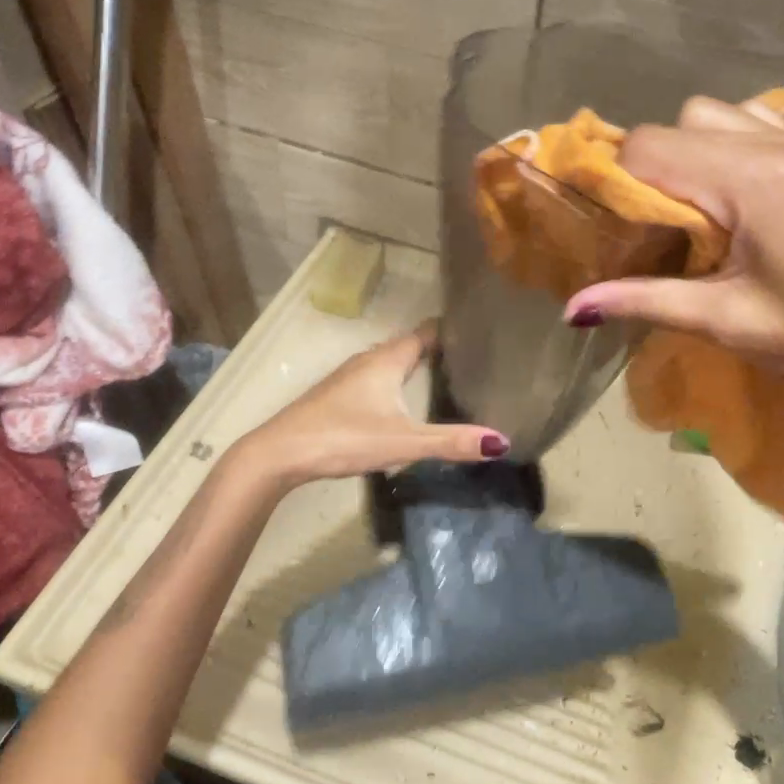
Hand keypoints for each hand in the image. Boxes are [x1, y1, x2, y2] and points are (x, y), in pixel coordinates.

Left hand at [236, 322, 507, 488]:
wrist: (281, 453)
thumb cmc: (344, 437)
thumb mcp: (404, 442)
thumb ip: (450, 442)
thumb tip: (501, 442)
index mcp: (387, 360)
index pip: (426, 333)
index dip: (452, 330)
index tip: (482, 331)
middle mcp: (368, 361)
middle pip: (409, 348)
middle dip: (439, 351)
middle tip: (474, 360)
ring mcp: (349, 379)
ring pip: (391, 365)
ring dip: (415, 369)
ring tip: (447, 380)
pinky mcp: (337, 398)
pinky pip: (376, 382)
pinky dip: (397, 385)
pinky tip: (403, 405)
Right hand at [561, 97, 783, 412]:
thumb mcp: (725, 322)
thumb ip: (646, 301)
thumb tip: (571, 309)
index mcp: (752, 181)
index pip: (650, 147)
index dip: (616, 183)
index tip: (611, 228)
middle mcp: (776, 144)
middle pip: (676, 124)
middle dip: (648, 171)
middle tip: (654, 231)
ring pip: (711, 115)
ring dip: (686, 155)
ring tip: (693, 214)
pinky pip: (749, 123)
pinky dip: (722, 148)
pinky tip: (730, 199)